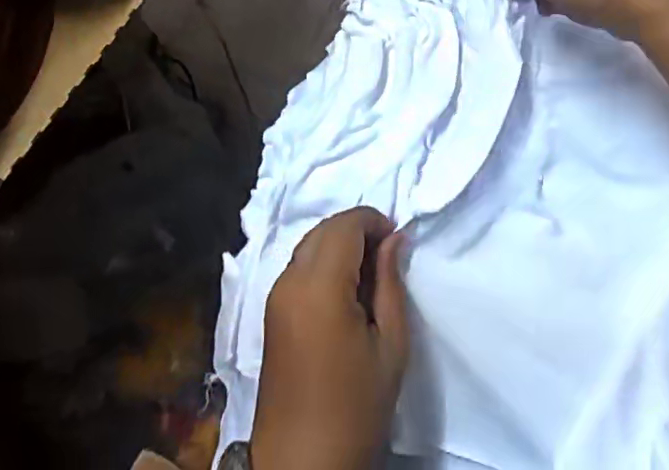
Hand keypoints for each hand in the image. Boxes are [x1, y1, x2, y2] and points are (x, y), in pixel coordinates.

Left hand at [252, 208, 407, 469]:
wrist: (303, 465)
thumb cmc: (356, 406)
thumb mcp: (390, 343)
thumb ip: (390, 282)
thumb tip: (394, 239)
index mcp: (319, 287)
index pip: (345, 225)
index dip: (375, 222)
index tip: (398, 242)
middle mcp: (289, 283)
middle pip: (324, 229)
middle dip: (357, 228)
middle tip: (387, 255)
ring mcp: (274, 299)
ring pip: (309, 244)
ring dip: (340, 243)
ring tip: (371, 273)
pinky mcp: (271, 316)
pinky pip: (299, 267)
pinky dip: (324, 261)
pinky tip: (347, 289)